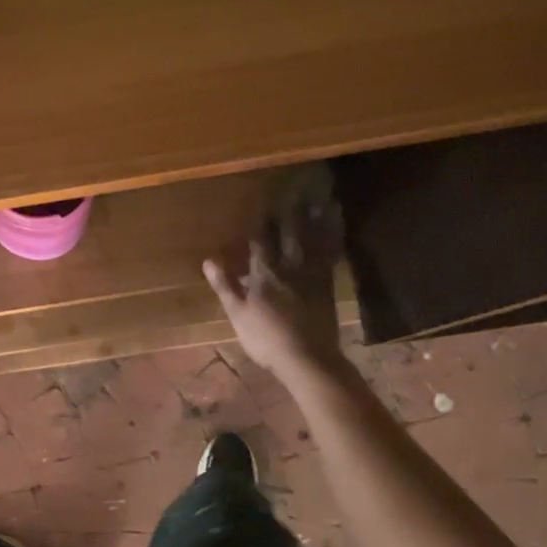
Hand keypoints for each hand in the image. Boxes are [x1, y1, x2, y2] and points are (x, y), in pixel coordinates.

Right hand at [203, 193, 345, 378]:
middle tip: (296, 188)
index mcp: (263, 274)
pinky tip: (338, 229)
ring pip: (314, 241)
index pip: (260, 241)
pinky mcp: (327, 286)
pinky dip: (334, 239)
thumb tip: (209, 260)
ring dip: (318, 219)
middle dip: (290, 212)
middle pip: (289, 235)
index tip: (261, 200)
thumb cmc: (265, 339)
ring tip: (324, 199)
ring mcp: (311, 275)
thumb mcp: (237, 314)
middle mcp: (288, 267)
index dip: (260, 221)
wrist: (306, 357)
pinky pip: (330, 256)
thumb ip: (225, 286)